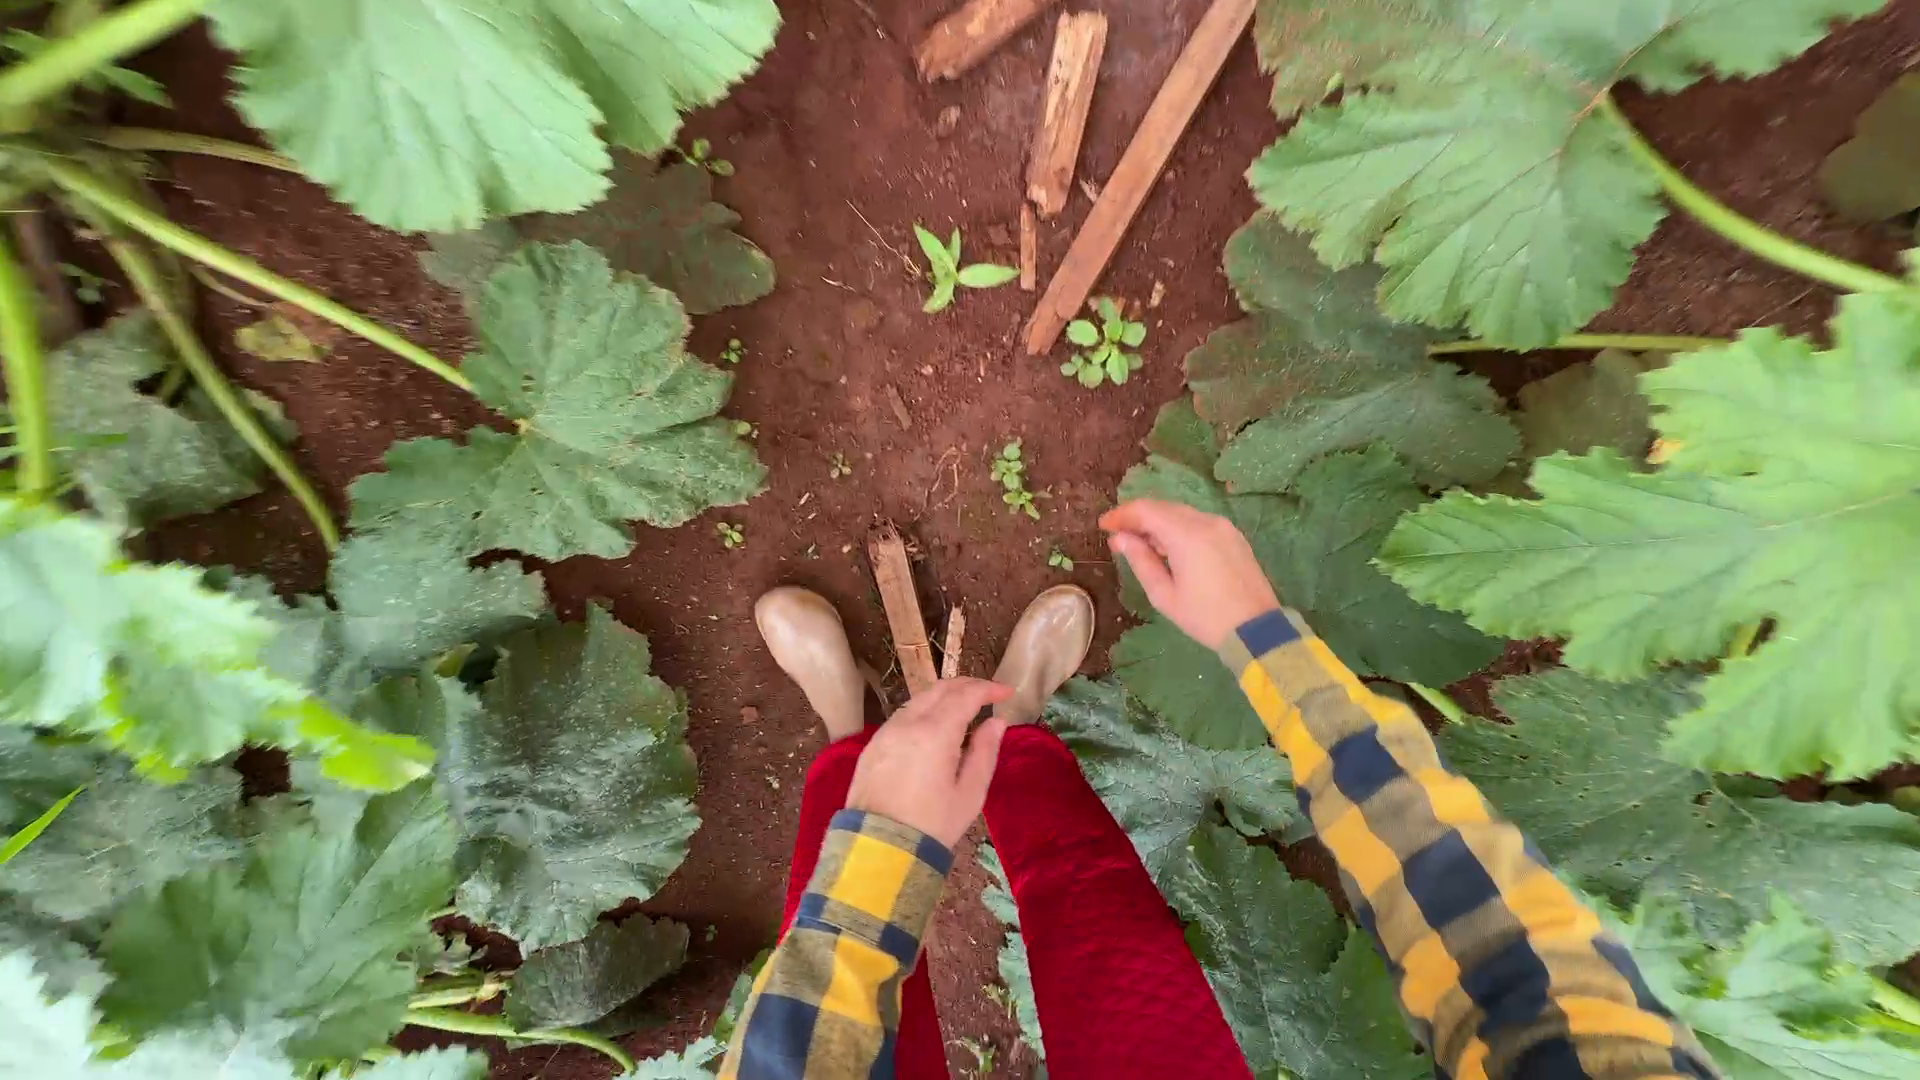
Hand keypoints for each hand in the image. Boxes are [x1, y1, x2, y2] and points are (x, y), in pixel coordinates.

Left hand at [846, 678, 1012, 847]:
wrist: (879, 851)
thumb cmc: (932, 826)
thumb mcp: (969, 794)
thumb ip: (985, 752)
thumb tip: (996, 723)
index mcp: (935, 733)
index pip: (965, 695)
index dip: (988, 689)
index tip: (1006, 693)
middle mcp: (907, 723)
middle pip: (940, 689)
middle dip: (967, 686)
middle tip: (988, 694)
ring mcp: (885, 732)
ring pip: (918, 699)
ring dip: (944, 696)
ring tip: (964, 708)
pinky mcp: (873, 745)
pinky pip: (903, 716)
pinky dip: (924, 711)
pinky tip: (935, 726)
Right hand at [1100, 499, 1281, 649]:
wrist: (1257, 629)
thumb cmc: (1205, 617)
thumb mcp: (1164, 595)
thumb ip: (1141, 561)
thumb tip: (1120, 539)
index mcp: (1187, 535)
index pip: (1146, 510)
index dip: (1121, 515)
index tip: (1104, 526)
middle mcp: (1206, 522)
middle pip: (1163, 507)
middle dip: (1138, 518)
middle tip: (1118, 536)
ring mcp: (1223, 527)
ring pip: (1181, 513)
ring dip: (1157, 523)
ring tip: (1140, 544)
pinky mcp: (1233, 536)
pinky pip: (1197, 522)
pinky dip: (1177, 528)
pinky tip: (1168, 547)